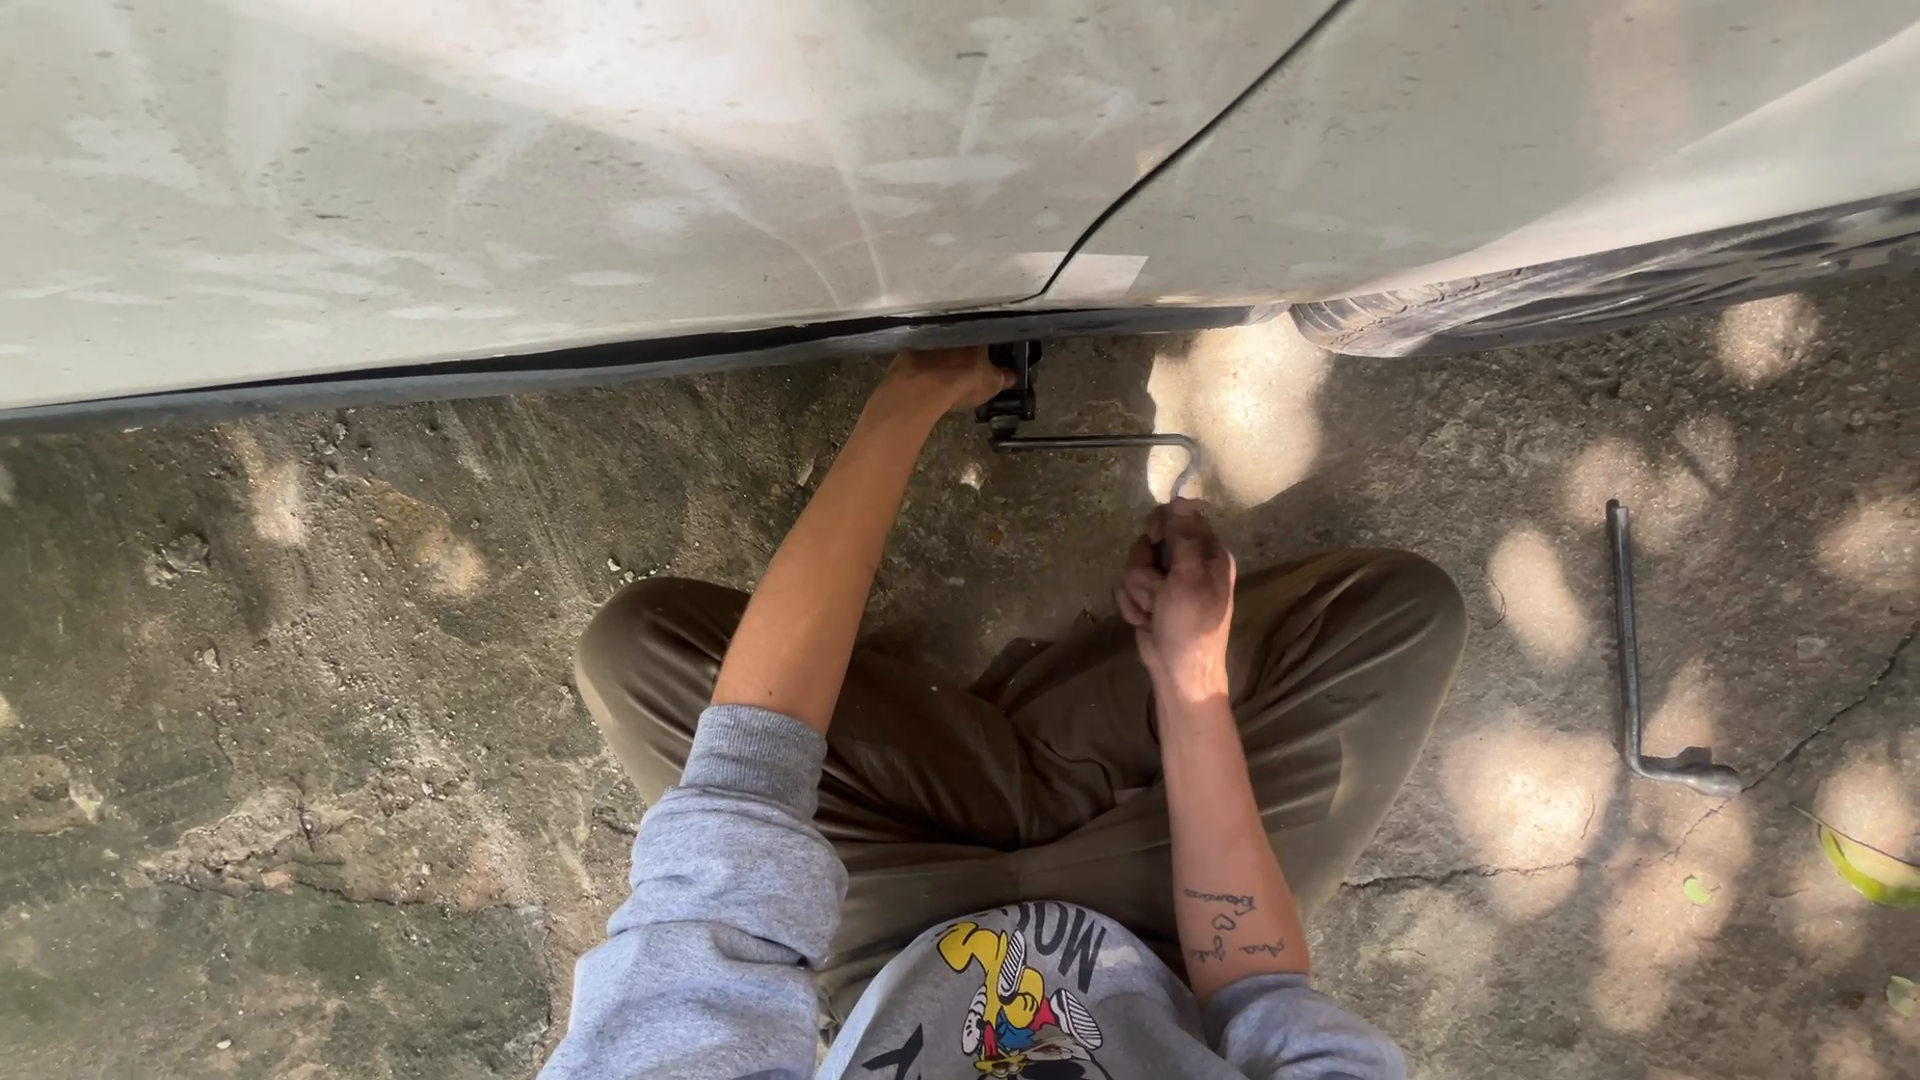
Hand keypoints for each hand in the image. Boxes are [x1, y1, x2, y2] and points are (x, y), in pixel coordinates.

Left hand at [875, 346, 1011, 413]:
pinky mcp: (909, 345)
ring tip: (946, 362)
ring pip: (941, 338)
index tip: (989, 352)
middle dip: (965, 344)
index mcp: (978, 334)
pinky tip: (925, 366)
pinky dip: (924, 355)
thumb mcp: (991, 384)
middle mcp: (953, 327)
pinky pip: (921, 348)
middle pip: (963, 334)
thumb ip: (1003, 377)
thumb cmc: (963, 383)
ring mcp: (930, 335)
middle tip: (967, 358)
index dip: (990, 344)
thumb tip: (1012, 375)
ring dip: (944, 347)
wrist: (923, 388)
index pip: (988, 333)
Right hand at [1116, 498, 1235, 702]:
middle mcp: (1189, 563)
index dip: (1161, 526)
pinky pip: (1127, 589)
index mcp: (1209, 554)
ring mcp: (1167, 583)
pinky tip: (1146, 622)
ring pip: (1133, 566)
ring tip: (1153, 612)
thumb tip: (1181, 499)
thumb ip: (1184, 538)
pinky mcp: (1149, 598)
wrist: (1178, 673)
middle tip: (1157, 590)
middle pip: (1149, 542)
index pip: (1180, 517)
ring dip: (1138, 592)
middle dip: (1145, 569)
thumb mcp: (1189, 579)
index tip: (1155, 539)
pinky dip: (1133, 606)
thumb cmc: (1192, 627)